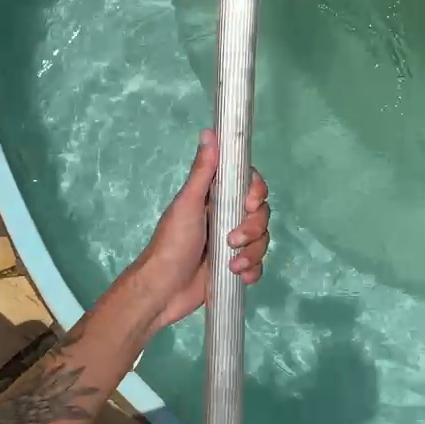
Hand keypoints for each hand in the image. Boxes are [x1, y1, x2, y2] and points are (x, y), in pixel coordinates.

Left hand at [129, 130, 271, 331]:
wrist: (163, 290)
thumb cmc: (171, 244)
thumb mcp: (187, 204)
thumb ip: (202, 171)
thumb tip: (209, 132)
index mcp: (213, 199)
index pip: (247, 186)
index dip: (256, 192)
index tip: (249, 203)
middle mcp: (223, 218)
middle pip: (260, 214)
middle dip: (253, 228)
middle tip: (232, 239)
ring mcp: (229, 243)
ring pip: (261, 240)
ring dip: (252, 253)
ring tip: (232, 264)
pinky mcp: (232, 267)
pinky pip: (257, 265)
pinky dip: (252, 270)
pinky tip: (238, 276)